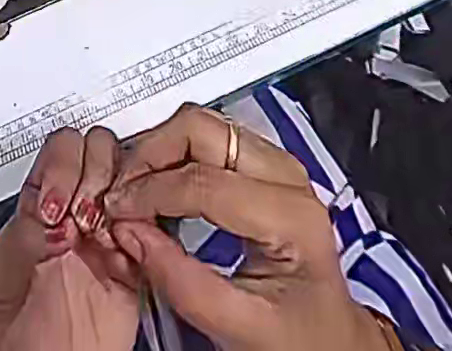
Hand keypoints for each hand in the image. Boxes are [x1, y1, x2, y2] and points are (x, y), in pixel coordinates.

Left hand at [0, 127, 140, 350]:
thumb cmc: (16, 335)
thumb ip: (18, 235)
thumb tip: (45, 214)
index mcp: (42, 199)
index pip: (62, 146)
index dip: (60, 165)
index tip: (51, 204)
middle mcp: (78, 202)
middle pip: (98, 145)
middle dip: (89, 172)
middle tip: (76, 213)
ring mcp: (109, 223)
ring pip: (127, 169)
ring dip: (113, 192)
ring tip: (95, 229)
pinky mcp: (138, 251)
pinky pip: (151, 213)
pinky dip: (140, 216)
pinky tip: (119, 238)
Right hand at [101, 105, 392, 350]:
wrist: (335, 338)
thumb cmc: (300, 339)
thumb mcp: (243, 329)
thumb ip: (183, 283)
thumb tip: (129, 234)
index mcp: (291, 217)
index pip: (205, 183)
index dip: (151, 192)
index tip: (117, 210)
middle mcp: (286, 175)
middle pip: (203, 129)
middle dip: (152, 152)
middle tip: (123, 190)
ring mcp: (275, 162)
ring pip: (203, 122)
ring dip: (161, 147)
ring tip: (136, 187)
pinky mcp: (262, 162)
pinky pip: (209, 135)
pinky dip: (175, 150)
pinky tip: (158, 181)